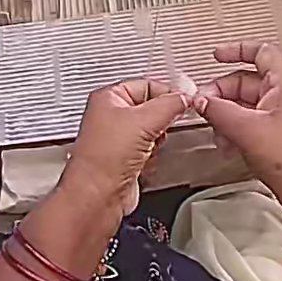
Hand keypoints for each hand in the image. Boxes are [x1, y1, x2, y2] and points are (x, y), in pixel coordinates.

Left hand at [58, 79, 188, 215]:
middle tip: (161, 126)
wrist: (98, 196)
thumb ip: (169, 105)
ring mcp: (118, 138)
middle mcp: (111, 115)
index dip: (166, 92)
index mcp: (109, 97)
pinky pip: (148, 149)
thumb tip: (183, 98)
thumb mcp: (144, 121)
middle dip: (161, 120)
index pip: (146, 84)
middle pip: (150, 108)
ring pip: (151, 130)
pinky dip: (152, 154)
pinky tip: (145, 160)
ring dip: (156, 140)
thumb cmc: (104, 157)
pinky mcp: (125, 158)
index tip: (183, 100)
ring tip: (149, 146)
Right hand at [196, 42, 281, 205]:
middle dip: (223, 91)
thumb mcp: (247, 130)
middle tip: (204, 102)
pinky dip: (237, 129)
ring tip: (216, 128)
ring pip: (249, 104)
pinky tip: (228, 144)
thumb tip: (202, 101)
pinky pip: (255, 123)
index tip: (217, 56)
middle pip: (249, 80)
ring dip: (228, 114)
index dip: (237, 50)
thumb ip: (219, 111)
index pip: (262, 52)